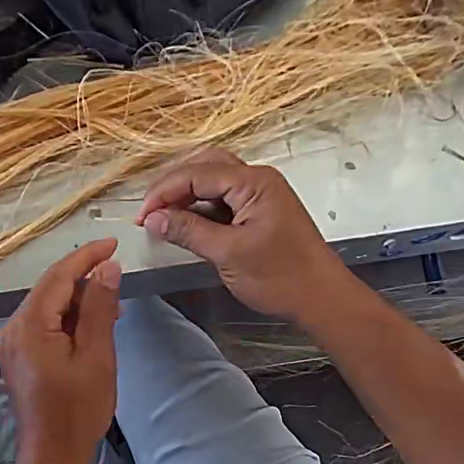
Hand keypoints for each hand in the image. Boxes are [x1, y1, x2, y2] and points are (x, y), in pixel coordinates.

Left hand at [0, 238, 121, 463]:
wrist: (53, 455)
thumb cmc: (78, 410)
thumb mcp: (97, 357)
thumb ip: (100, 309)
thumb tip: (108, 269)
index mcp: (29, 326)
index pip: (58, 277)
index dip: (86, 257)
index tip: (113, 244)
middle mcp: (13, 329)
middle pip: (50, 290)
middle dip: (84, 282)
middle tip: (118, 286)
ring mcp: (13, 343)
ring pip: (48, 307)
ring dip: (79, 303)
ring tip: (111, 312)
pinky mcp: (19, 356)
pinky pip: (44, 324)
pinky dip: (69, 320)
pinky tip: (91, 329)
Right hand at [135, 149, 362, 324]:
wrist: (320, 297)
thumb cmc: (280, 277)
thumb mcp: (228, 254)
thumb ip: (189, 231)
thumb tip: (154, 219)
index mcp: (253, 182)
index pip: (197, 172)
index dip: (164, 192)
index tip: (142, 217)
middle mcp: (258, 179)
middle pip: (205, 166)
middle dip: (173, 186)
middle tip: (151, 213)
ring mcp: (261, 194)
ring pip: (214, 181)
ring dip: (187, 196)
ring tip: (164, 219)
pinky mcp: (261, 211)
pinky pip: (225, 199)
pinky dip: (202, 208)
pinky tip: (187, 224)